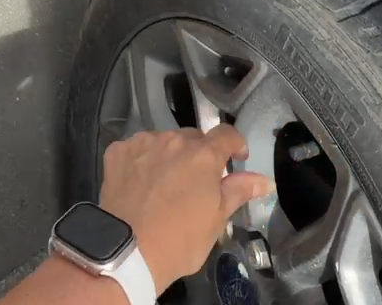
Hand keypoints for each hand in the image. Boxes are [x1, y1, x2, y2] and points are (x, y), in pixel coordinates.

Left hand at [98, 125, 274, 291]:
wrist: (130, 248)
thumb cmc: (181, 240)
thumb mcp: (217, 219)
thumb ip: (238, 191)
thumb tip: (264, 179)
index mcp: (202, 155)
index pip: (226, 134)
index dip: (235, 144)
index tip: (236, 159)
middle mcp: (172, 140)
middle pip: (193, 138)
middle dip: (199, 155)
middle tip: (197, 183)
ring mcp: (142, 142)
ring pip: (163, 141)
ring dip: (170, 156)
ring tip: (165, 186)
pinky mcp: (117, 149)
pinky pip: (137, 148)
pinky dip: (142, 160)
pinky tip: (141, 184)